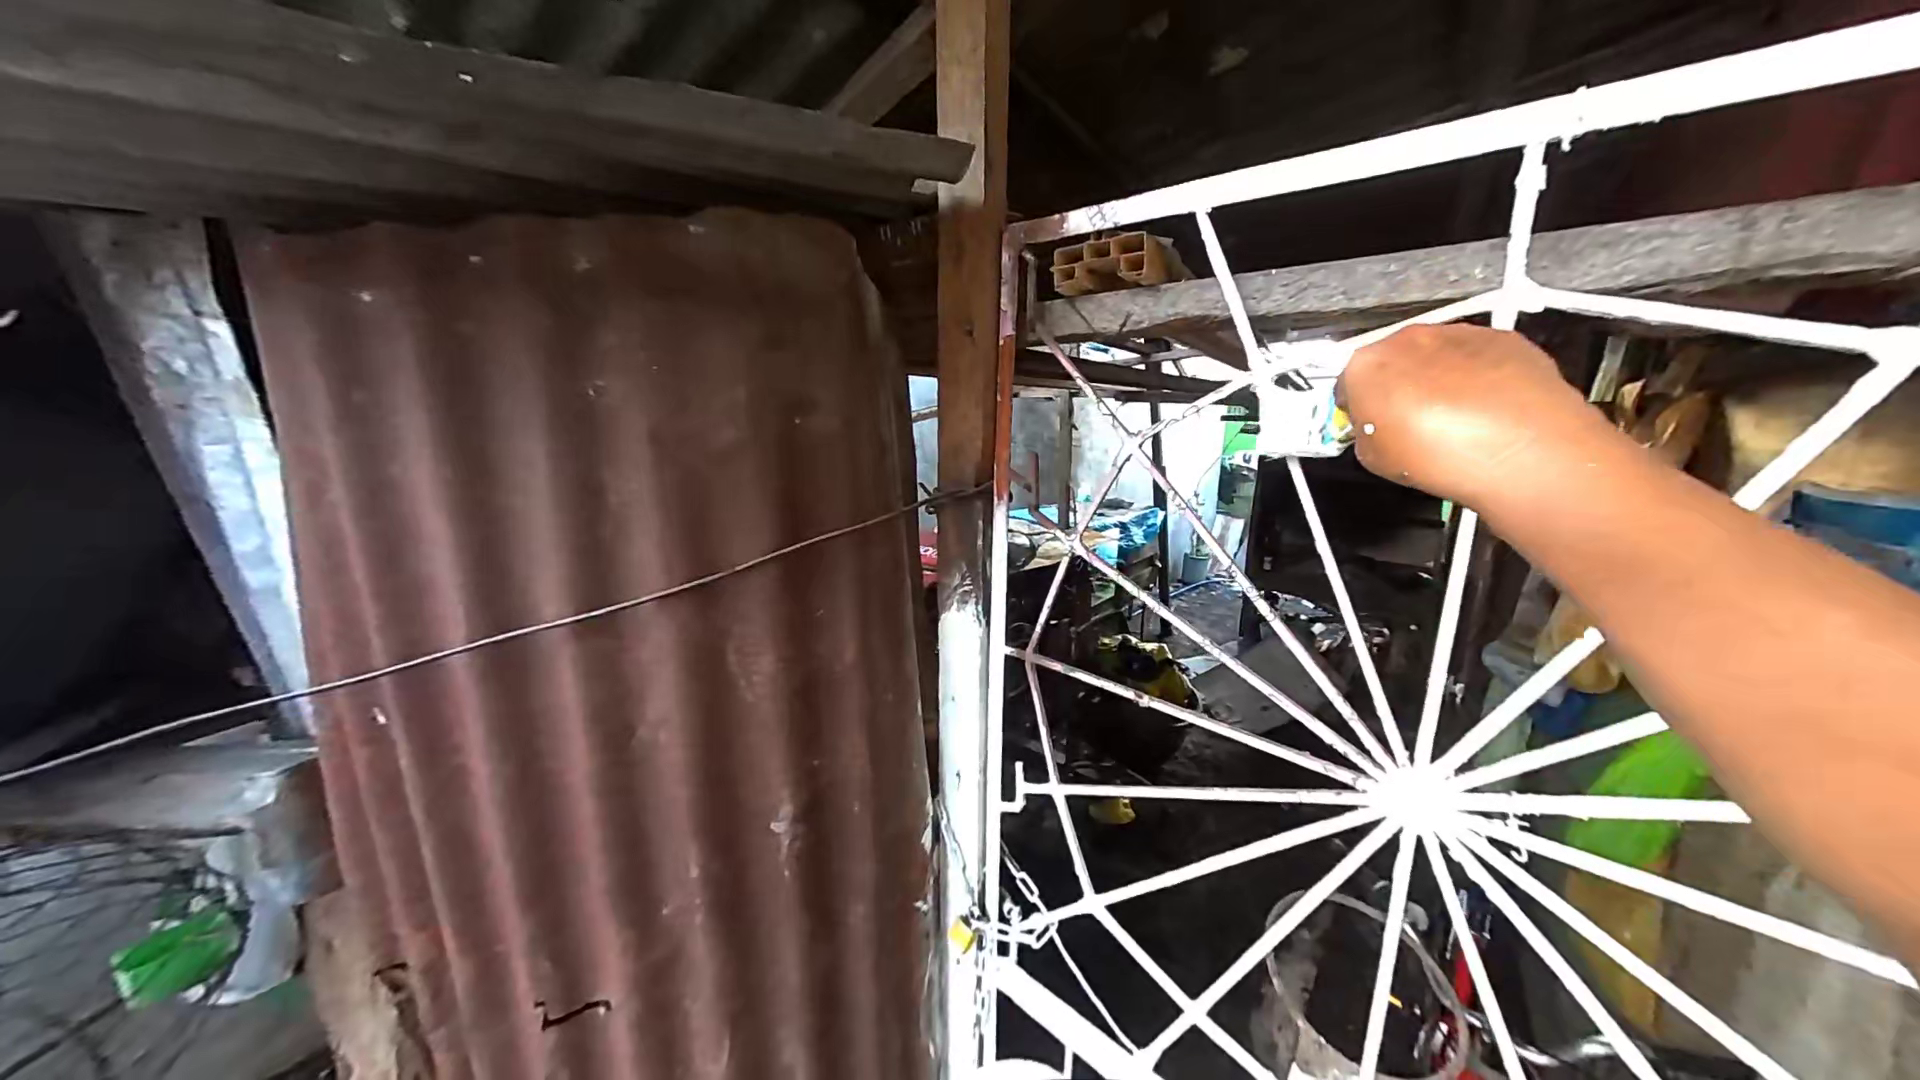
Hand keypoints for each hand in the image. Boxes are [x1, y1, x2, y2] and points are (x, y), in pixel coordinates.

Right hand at [1336, 324, 1613, 509]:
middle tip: (1404, 422)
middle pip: (1389, 361)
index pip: (1346, 383)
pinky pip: (1474, 356)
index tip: (1365, 423)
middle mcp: (1408, 341)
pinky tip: (1478, 411)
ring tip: (1447, 420)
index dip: (1355, 407)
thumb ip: (1364, 433)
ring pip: (1432, 356)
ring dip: (1433, 380)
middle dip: (1394, 387)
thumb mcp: (1373, 458)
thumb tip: (1373, 431)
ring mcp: (1457, 335)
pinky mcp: (1501, 339)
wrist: (1521, 451)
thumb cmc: (1445, 453)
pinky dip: (1473, 378)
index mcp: (1365, 365)